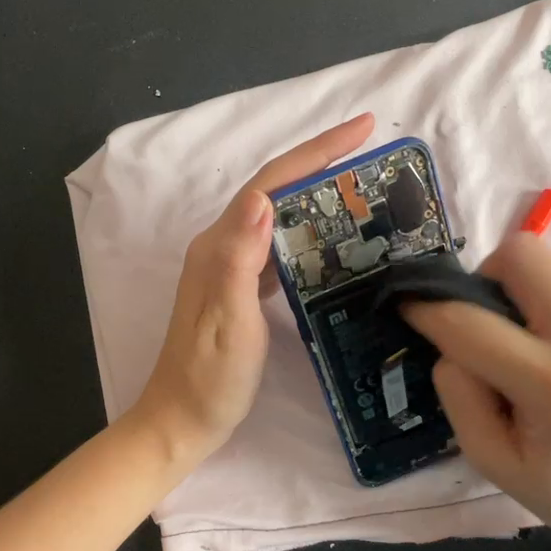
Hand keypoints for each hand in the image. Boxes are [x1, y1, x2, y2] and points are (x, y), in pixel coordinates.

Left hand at [126, 113, 375, 466]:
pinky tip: (331, 238)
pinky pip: (276, 245)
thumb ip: (240, 261)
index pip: (269, 185)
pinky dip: (306, 231)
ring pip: (275, 215)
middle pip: (273, 190)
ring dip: (314, 193)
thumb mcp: (230, 322)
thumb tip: (261, 200)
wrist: (180, 420)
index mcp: (218, 247)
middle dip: (319, 163)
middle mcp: (220, 247)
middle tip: (369, 150)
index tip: (361, 130)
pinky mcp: (238, 287)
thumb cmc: (209, 378)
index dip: (314, 152)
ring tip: (359, 185)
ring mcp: (227, 267)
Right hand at [402, 234, 550, 550]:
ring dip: (525, 299)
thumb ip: (458, 389)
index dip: (427, 308)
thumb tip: (450, 334)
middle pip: (522, 255)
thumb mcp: (488, 458)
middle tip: (483, 321)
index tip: (408, 303)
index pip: (468, 322)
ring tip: (534, 352)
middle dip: (484, 277)